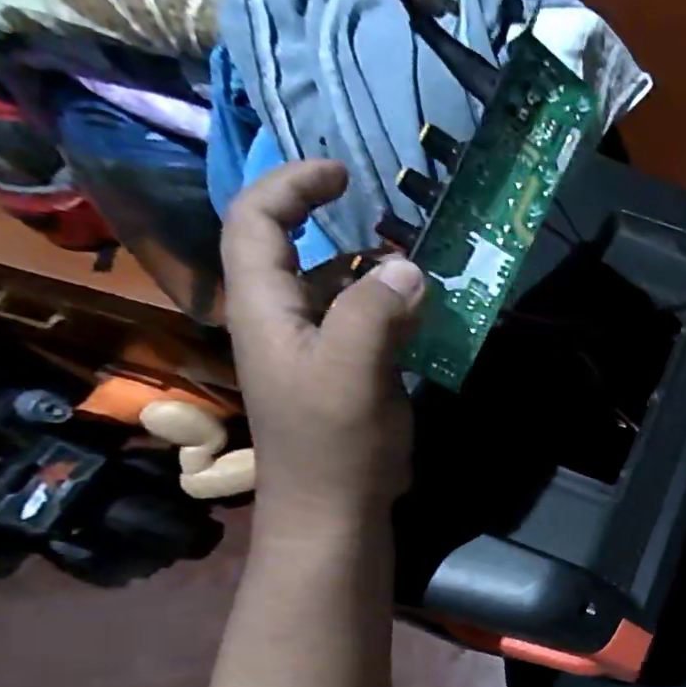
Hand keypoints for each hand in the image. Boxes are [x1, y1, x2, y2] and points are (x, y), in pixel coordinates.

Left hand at [221, 159, 424, 532]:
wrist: (335, 510)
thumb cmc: (332, 443)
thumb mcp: (350, 372)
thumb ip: (374, 311)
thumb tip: (409, 268)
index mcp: (265, 307)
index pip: (256, 221)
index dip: (291, 185)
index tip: (344, 175)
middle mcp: (283, 318)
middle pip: (297, 248)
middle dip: (342, 225)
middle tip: (398, 221)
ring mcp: (315, 347)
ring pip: (338, 286)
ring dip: (376, 269)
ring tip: (424, 265)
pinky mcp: (345, 370)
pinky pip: (367, 320)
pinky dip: (395, 306)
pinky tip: (429, 312)